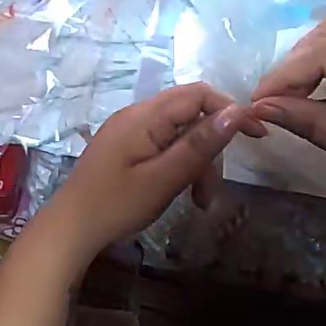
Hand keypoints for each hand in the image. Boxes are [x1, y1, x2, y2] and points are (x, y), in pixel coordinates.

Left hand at [33, 83, 261, 257]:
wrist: (69, 230)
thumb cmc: (116, 206)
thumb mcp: (164, 178)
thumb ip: (199, 144)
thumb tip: (237, 111)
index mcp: (144, 116)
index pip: (199, 94)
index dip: (231, 110)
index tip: (256, 137)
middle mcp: (136, 114)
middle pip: (190, 114)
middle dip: (211, 147)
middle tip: (212, 190)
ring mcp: (129, 130)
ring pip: (179, 133)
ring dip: (196, 163)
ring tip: (199, 200)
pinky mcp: (125, 147)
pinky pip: (163, 145)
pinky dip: (179, 166)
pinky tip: (182, 193)